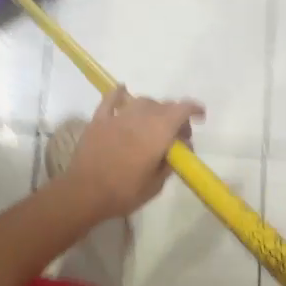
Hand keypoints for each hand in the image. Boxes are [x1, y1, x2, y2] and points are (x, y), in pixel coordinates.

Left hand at [63, 86, 204, 217]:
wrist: (84, 193)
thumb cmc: (124, 192)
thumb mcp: (156, 185)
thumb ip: (170, 163)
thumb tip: (178, 150)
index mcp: (158, 132)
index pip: (181, 110)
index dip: (193, 110)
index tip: (200, 117)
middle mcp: (140, 117)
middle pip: (163, 106)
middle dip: (174, 116)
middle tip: (176, 135)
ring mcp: (118, 116)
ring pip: (141, 101)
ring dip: (153, 108)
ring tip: (154, 123)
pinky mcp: (99, 119)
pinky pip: (111, 99)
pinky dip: (120, 93)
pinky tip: (123, 91)